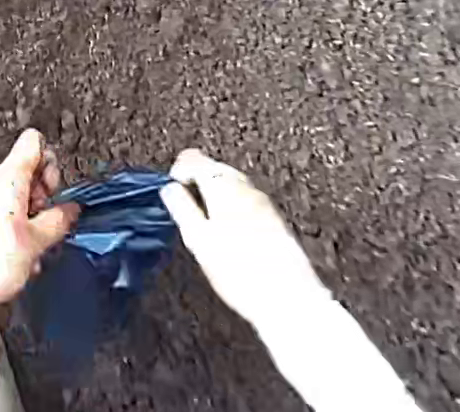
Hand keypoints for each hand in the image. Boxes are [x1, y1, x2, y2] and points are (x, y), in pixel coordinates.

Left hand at [0, 128, 79, 318]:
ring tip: (31, 243)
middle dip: (43, 192)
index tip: (53, 189)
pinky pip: (3, 207)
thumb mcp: (36, 243)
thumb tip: (70, 209)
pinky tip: (18, 252)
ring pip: (17, 191)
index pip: (33, 140)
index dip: (50, 160)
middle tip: (44, 218)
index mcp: (8, 177)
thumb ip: (58, 220)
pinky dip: (15, 223)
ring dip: (31, 213)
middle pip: (28, 167)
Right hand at [160, 149, 331, 330]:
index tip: (172, 190)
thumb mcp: (198, 240)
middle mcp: (244, 185)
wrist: (290, 300)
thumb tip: (169, 188)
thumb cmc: (238, 270)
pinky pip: (246, 199)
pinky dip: (232, 205)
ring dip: (215, 193)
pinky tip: (230, 231)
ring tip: (206, 222)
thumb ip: (182, 208)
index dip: (178, 170)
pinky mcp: (275, 219)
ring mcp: (263, 201)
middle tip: (186, 207)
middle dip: (197, 182)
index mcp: (221, 184)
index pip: (193, 158)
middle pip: (214, 168)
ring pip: (232, 183)